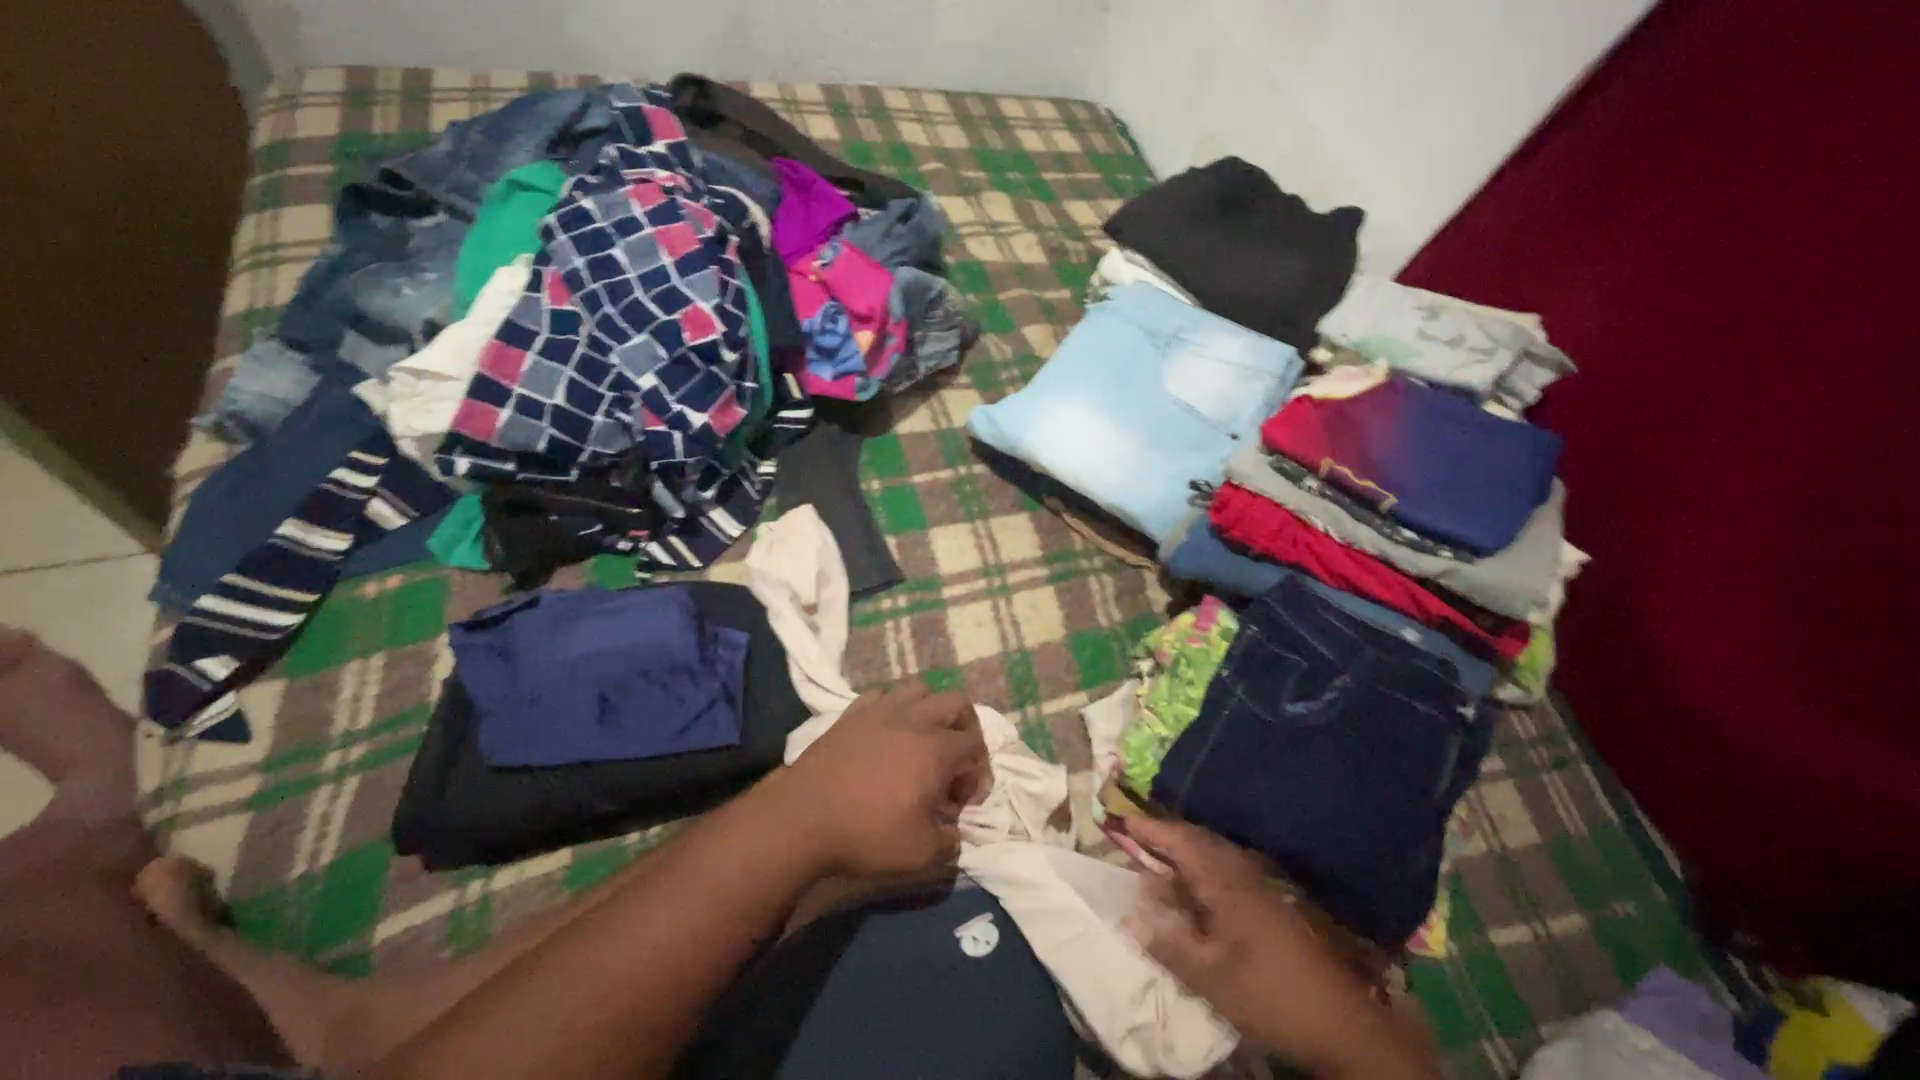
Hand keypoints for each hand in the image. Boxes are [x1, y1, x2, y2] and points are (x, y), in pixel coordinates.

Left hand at [778, 683, 989, 876]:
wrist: (802, 819)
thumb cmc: (866, 834)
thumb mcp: (921, 854)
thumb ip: (951, 841)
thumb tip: (953, 831)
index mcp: (937, 750)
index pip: (976, 745)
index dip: (978, 773)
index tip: (960, 801)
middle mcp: (913, 720)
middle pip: (956, 702)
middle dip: (966, 728)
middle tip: (954, 761)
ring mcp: (880, 711)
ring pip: (919, 689)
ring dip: (930, 710)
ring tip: (921, 740)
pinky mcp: (850, 714)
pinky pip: (881, 695)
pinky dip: (892, 709)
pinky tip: (885, 734)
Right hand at [1122, 817, 1438, 1078]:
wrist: (1341, 1024)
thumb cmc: (1270, 995)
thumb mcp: (1210, 977)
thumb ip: (1169, 943)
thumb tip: (1130, 916)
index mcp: (1228, 886)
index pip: (1184, 843)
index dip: (1152, 830)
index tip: (1122, 819)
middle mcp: (1246, 879)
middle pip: (1203, 843)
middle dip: (1169, 835)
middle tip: (1137, 835)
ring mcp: (1264, 894)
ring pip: (1218, 858)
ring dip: (1188, 852)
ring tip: (1161, 860)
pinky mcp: (1273, 911)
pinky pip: (1229, 875)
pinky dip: (1204, 872)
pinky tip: (1197, 892)